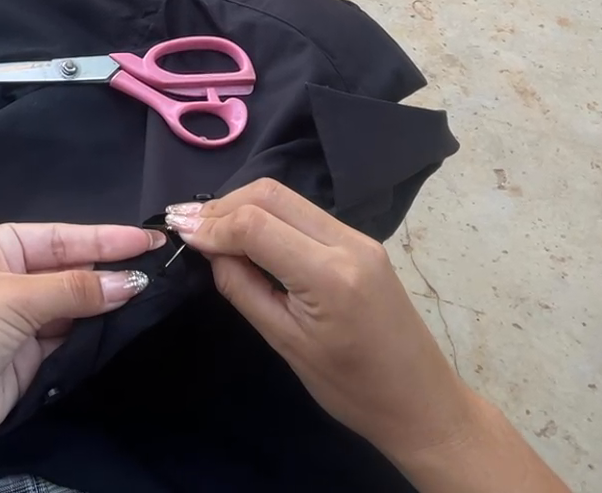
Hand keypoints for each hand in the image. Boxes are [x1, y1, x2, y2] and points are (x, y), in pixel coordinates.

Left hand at [0, 222, 161, 462]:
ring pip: (73, 302)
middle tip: (161, 266)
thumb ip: (75, 290)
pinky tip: (123, 322)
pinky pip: (69, 333)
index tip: (149, 239)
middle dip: (109, 267)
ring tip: (153, 293)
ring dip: (106, 300)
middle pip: (70, 267)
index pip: (61, 237)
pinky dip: (94, 329)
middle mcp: (10, 275)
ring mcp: (19, 316)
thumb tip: (131, 281)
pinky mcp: (28, 354)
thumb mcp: (15, 300)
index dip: (105, 238)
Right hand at [166, 180, 478, 463]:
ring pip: (283, 195)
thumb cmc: (352, 390)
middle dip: (220, 205)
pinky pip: (300, 211)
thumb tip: (208, 249)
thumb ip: (242, 287)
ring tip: (205, 226)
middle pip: (268, 194)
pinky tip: (242, 231)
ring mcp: (357, 237)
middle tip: (183, 223)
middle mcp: (347, 242)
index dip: (210, 224)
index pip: (255, 224)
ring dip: (239, 205)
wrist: (425, 406)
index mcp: (330, 275)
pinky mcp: (359, 240)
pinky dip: (263, 213)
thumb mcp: (285, 343)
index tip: (176, 232)